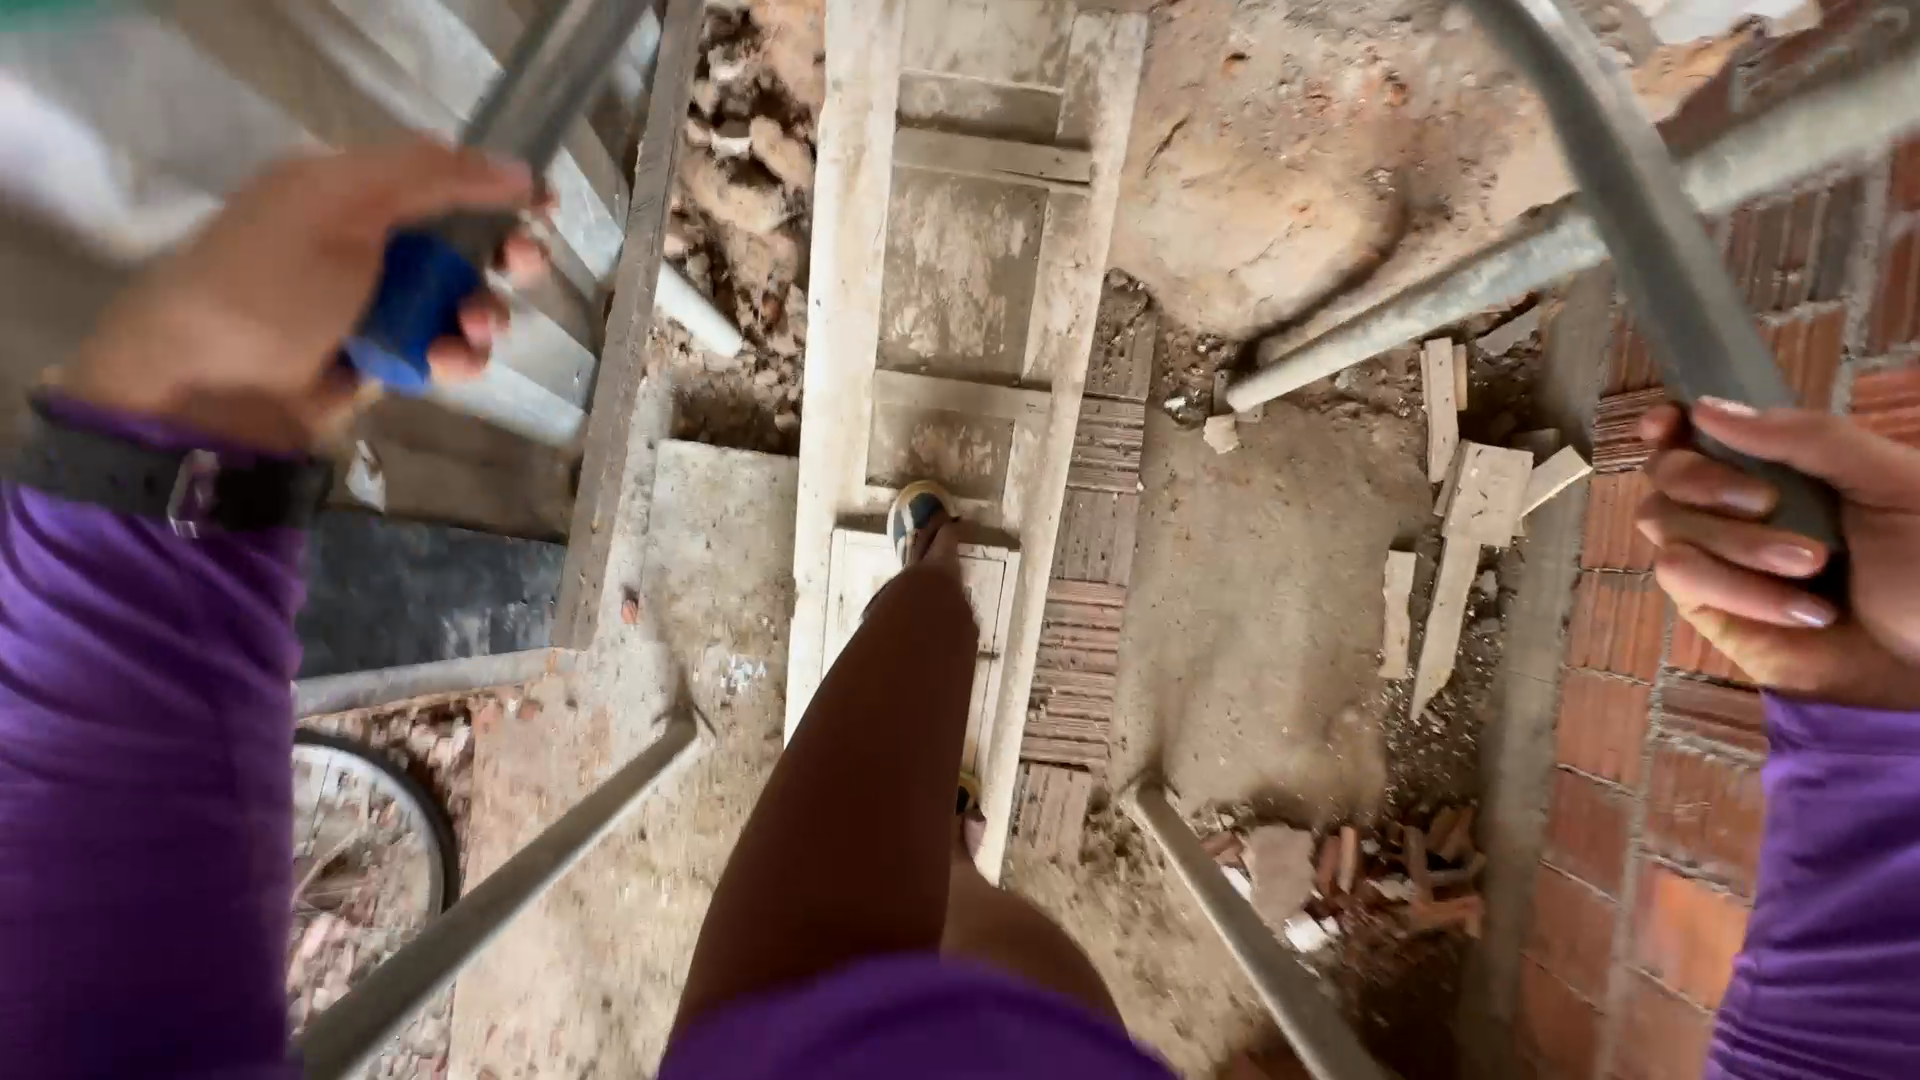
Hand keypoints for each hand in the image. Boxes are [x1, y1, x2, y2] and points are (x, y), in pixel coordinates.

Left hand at [51, 141, 549, 453]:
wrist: (220, 388)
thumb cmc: (272, 283)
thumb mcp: (340, 206)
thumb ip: (429, 177)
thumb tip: (521, 170)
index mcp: (352, 191)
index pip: (444, 177)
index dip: (498, 188)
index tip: (545, 206)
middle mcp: (376, 242)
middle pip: (472, 242)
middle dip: (506, 256)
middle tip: (522, 267)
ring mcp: (391, 303)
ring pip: (474, 301)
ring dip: (484, 316)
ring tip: (468, 332)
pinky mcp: (401, 354)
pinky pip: (456, 348)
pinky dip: (460, 357)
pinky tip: (443, 365)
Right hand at [1636, 397, 1919, 708]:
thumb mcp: (1899, 487)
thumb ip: (1812, 439)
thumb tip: (1706, 408)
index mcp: (1779, 467)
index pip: (1696, 433)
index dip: (1667, 424)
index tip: (1667, 422)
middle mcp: (1732, 504)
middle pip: (1664, 471)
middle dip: (1702, 481)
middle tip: (1763, 503)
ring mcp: (1709, 551)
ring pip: (1663, 521)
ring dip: (1739, 543)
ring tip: (1810, 567)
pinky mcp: (1697, 598)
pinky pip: (1678, 572)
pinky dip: (1740, 588)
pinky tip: (1801, 609)